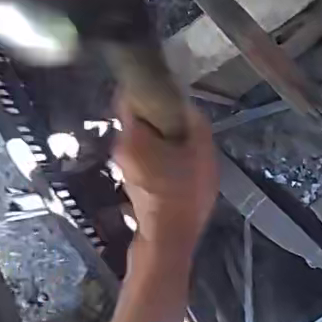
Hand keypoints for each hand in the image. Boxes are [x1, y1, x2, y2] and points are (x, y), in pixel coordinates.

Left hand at [112, 101, 216, 254]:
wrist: (169, 237)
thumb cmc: (184, 192)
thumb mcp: (201, 152)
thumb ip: (195, 123)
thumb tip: (187, 106)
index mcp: (132, 136)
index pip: (127, 97)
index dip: (145, 86)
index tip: (166, 84)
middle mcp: (120, 147)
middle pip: (135, 117)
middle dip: (157, 111)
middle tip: (184, 113)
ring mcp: (124, 165)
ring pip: (141, 136)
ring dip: (160, 132)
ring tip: (186, 136)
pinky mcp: (132, 179)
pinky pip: (144, 153)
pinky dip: (158, 149)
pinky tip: (179, 157)